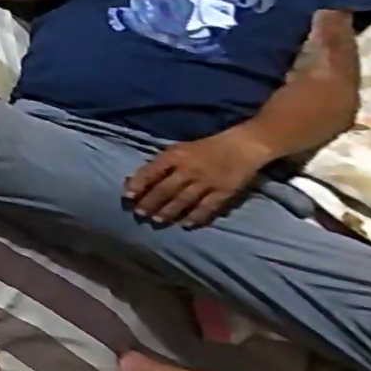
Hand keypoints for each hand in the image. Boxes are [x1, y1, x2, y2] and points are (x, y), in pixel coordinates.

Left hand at [124, 132, 271, 226]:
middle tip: (139, 214)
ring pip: (184, 200)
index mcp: (172, 157)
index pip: (149, 173)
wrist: (242, 146)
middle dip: (150, 203)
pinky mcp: (226, 191)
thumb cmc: (201, 148)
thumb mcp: (175, 150)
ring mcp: (208, 181)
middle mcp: (188, 170)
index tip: (127, 197)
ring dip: (169, 212)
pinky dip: (197, 216)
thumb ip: (157, 164)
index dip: (137, 186)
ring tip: (157, 221)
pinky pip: (209, 206)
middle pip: (165, 190)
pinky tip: (186, 224)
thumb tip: (135, 180)